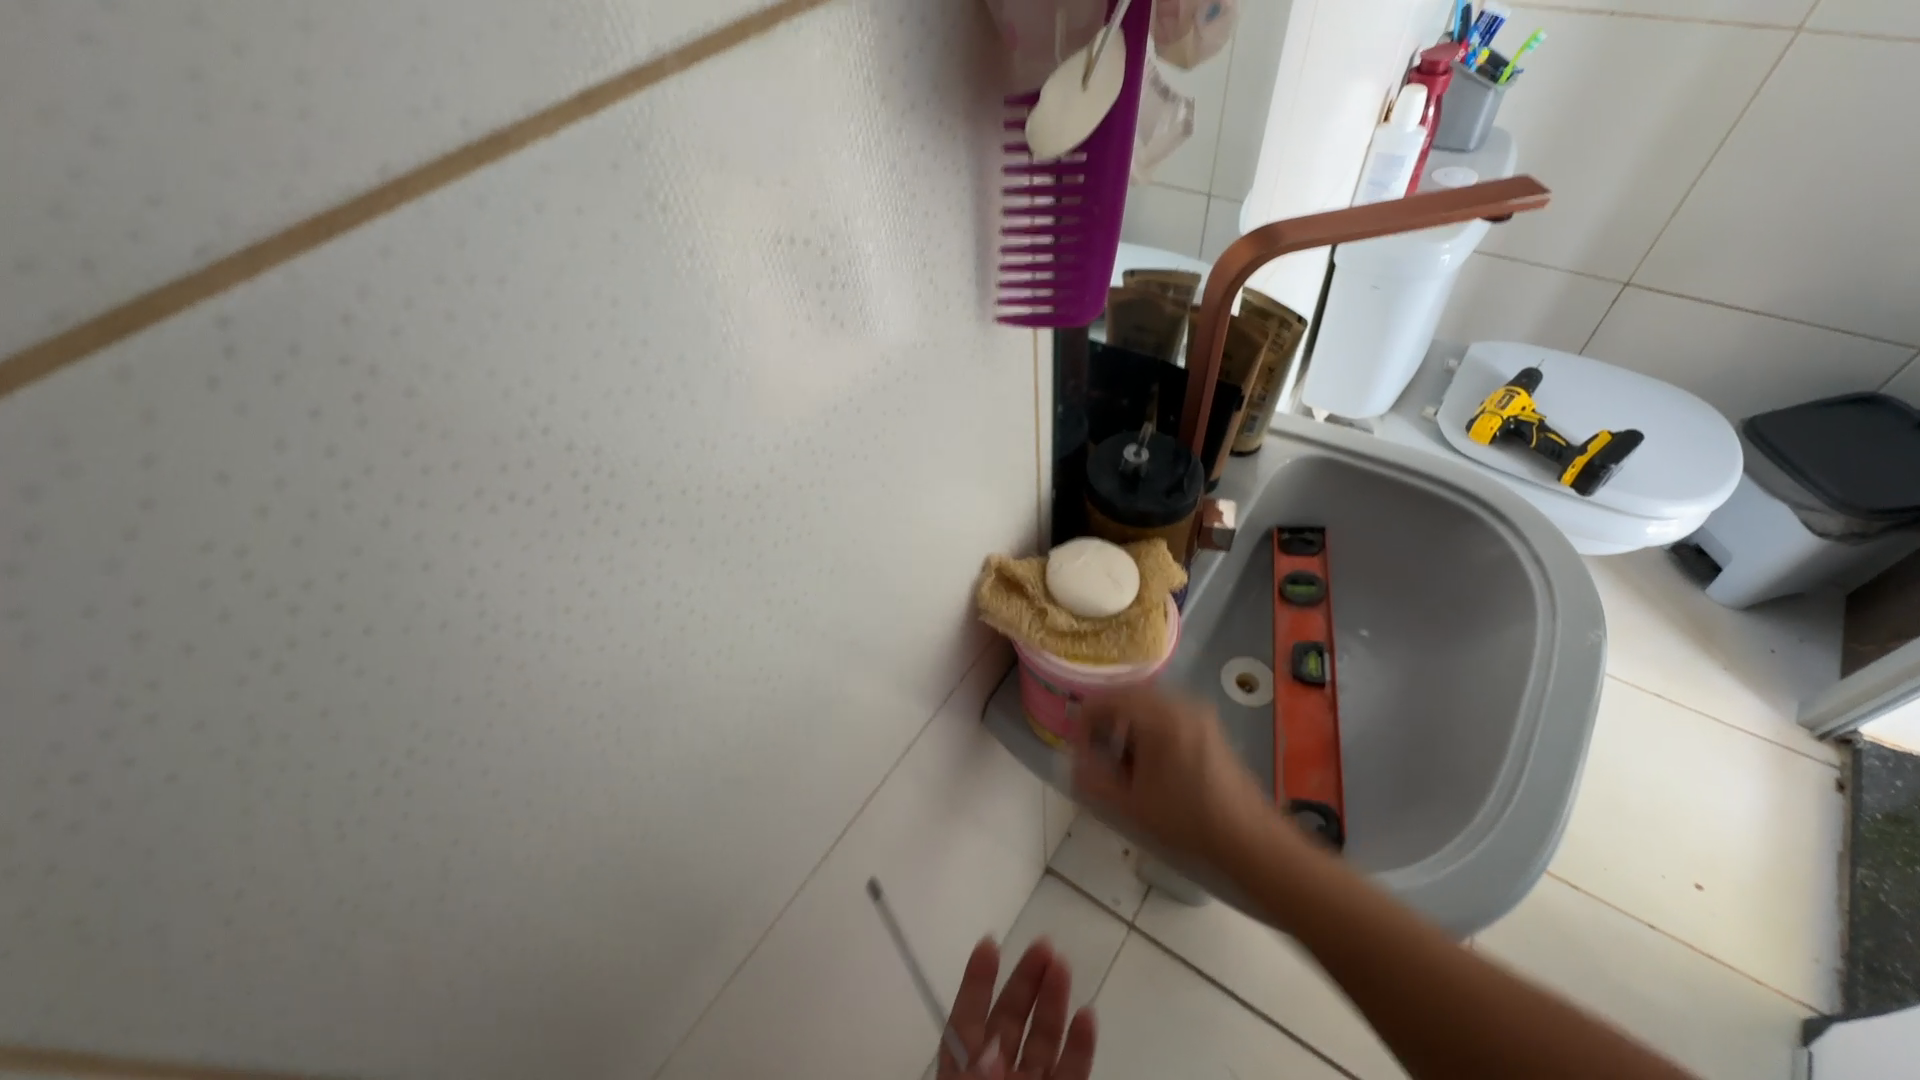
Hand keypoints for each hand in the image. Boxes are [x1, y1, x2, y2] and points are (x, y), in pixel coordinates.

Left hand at [939, 938, 1094, 1079]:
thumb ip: (978, 1079)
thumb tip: (991, 1050)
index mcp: (963, 1073)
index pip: (967, 1020)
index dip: (976, 981)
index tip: (989, 941)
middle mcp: (997, 1075)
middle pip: (1010, 1020)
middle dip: (1025, 980)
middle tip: (1043, 943)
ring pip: (1043, 1040)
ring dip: (1054, 1001)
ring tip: (1063, 963)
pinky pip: (1072, 1074)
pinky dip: (1081, 1047)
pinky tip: (1087, 1015)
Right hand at [1069, 686, 1277, 870]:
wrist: (1249, 838)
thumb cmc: (1187, 821)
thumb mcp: (1130, 805)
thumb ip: (1093, 780)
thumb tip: (1074, 764)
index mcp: (1158, 716)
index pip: (1105, 699)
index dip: (1084, 723)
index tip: (1078, 752)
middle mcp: (1180, 704)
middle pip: (1126, 698)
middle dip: (1105, 725)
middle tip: (1096, 757)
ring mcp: (1198, 714)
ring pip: (1147, 707)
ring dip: (1126, 728)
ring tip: (1121, 766)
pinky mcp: (1209, 727)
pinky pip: (1167, 715)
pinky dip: (1148, 731)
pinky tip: (1149, 766)